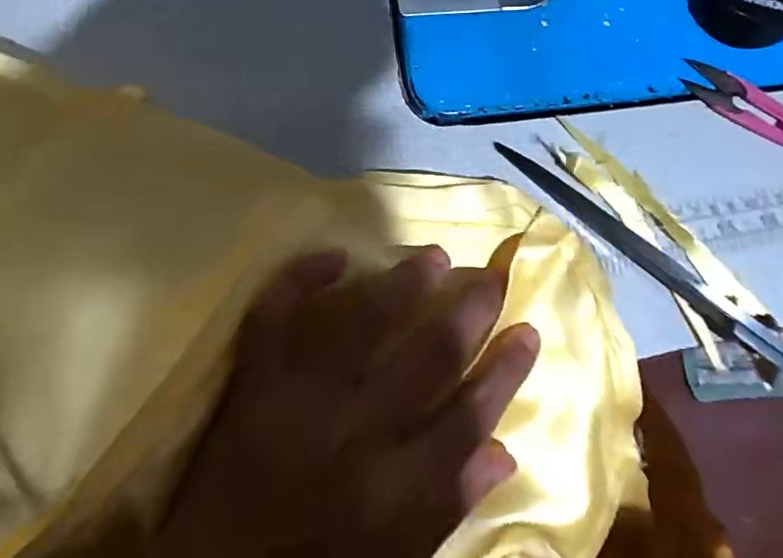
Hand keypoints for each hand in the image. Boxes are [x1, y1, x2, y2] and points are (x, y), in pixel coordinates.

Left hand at [155, 246, 540, 557]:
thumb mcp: (394, 557)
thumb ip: (448, 508)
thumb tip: (504, 451)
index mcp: (393, 489)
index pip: (468, 419)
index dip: (505, 372)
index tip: (529, 330)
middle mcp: (355, 435)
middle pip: (427, 359)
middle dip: (468, 313)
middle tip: (492, 277)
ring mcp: (299, 401)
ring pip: (363, 325)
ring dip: (403, 285)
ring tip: (435, 256)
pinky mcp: (253, 384)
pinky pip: (274, 318)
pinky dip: (299, 279)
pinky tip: (334, 255)